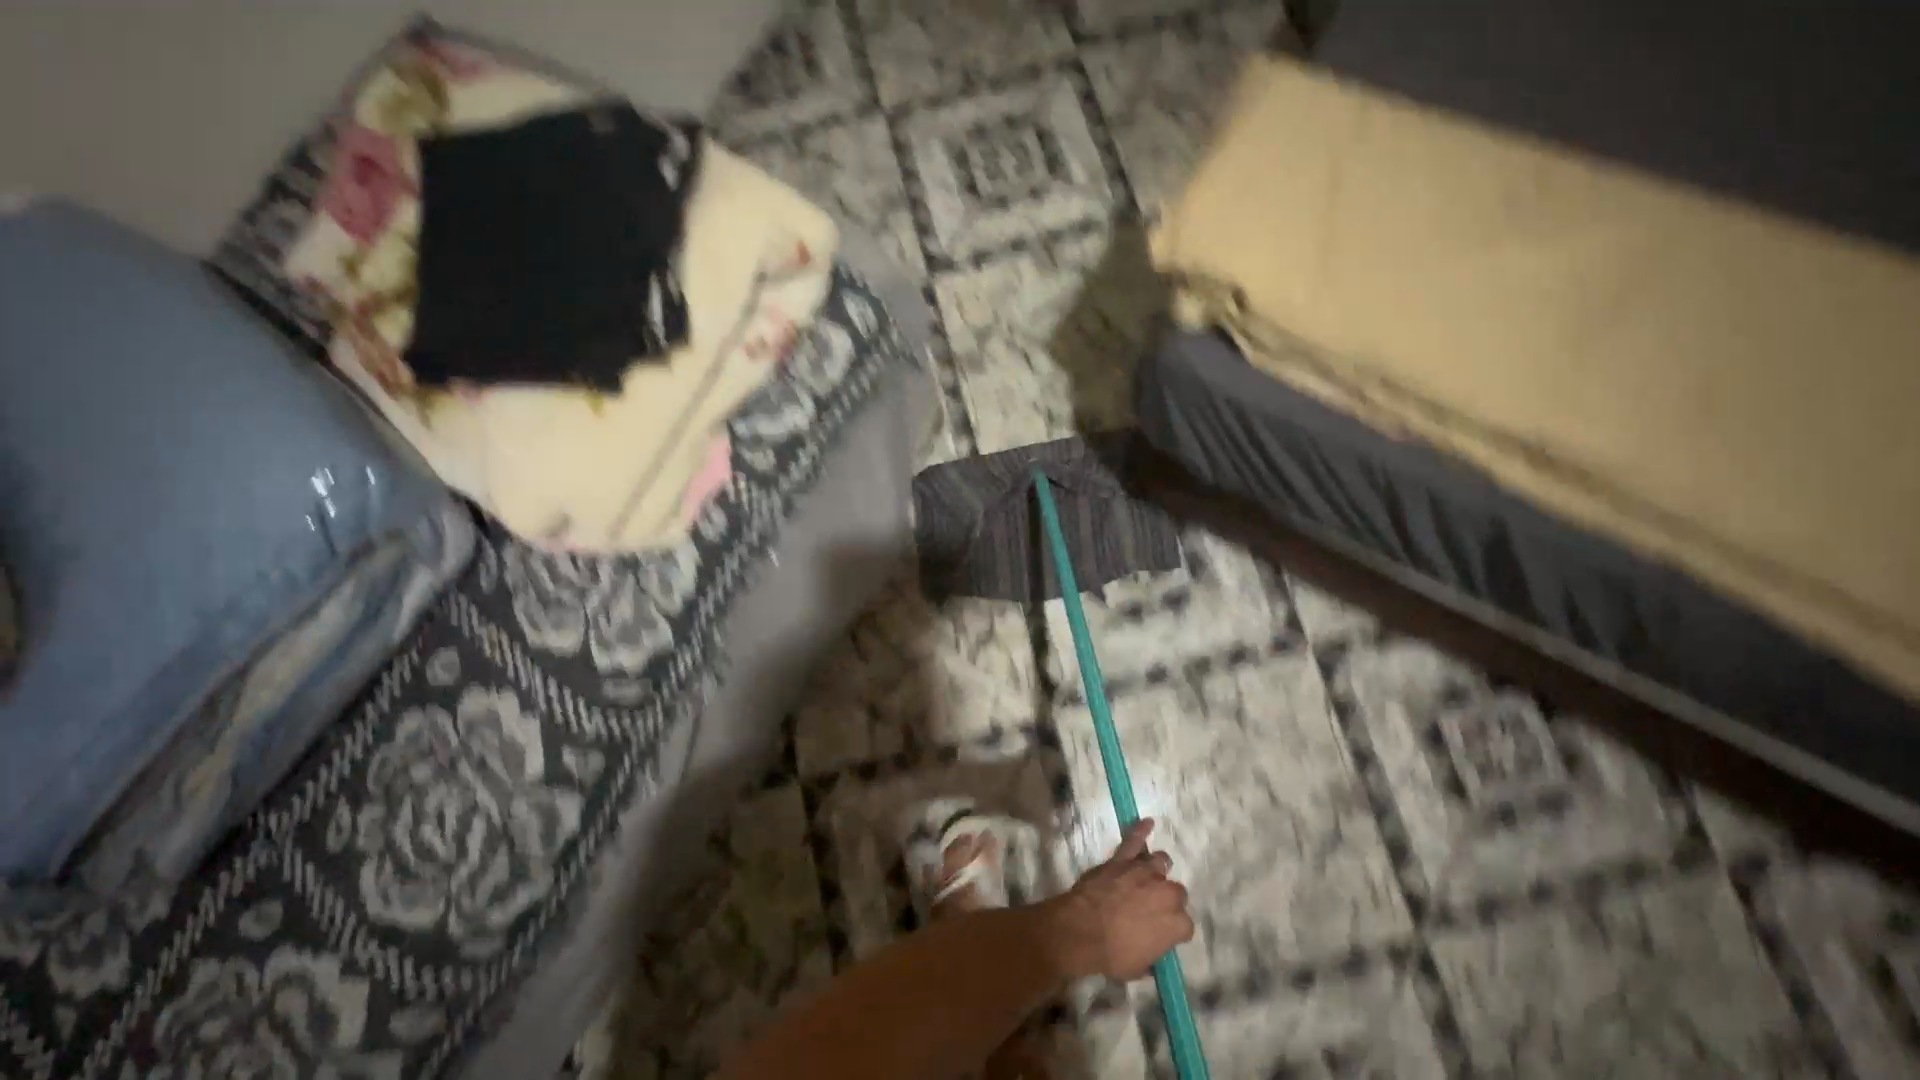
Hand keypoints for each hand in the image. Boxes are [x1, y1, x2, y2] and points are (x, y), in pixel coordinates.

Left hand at [1038, 819, 1193, 980]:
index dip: (1171, 930)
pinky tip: (1147, 823)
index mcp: (1177, 924)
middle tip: (1149, 909)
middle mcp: (1168, 894)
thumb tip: (1151, 956)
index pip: (1185, 925)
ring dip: (1156, 871)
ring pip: (1160, 863)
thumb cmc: (1112, 955)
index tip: (1160, 934)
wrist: (1082, 931)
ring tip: (1147, 877)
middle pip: (1176, 893)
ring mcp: (1145, 872)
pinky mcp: (1123, 860)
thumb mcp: (1138, 969)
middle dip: (1166, 900)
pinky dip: (1140, 831)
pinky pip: (1134, 840)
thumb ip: (1151, 957)